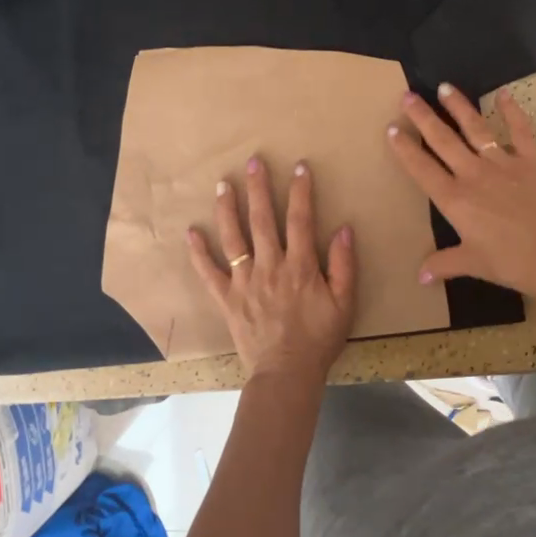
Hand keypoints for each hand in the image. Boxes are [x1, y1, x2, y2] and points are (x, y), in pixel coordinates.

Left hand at [188, 157, 356, 381]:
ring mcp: (244, 281)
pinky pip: (209, 272)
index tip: (298, 167)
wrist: (287, 373)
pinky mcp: (227, 298)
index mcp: (300, 266)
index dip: (300, 191)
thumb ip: (343, 265)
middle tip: (253, 162)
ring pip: (233, 238)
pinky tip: (191, 232)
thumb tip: (343, 229)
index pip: (300, 219)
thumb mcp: (344, 303)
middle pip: (262, 220)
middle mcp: (269, 266)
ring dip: (228, 209)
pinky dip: (199, 252)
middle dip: (258, 188)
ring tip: (223, 185)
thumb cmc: (319, 339)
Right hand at [387, 84, 535, 298]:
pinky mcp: (529, 161)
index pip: (422, 168)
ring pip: (474, 128)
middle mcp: (472, 174)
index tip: (391, 128)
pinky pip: (519, 131)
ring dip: (458, 106)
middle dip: (423, 117)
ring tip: (443, 87)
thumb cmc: (511, 263)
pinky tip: (504, 94)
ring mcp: (502, 164)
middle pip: (442, 140)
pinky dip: (512, 111)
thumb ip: (445, 263)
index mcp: (454, 199)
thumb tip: (421, 275)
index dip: (405, 148)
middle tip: (407, 96)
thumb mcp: (473, 265)